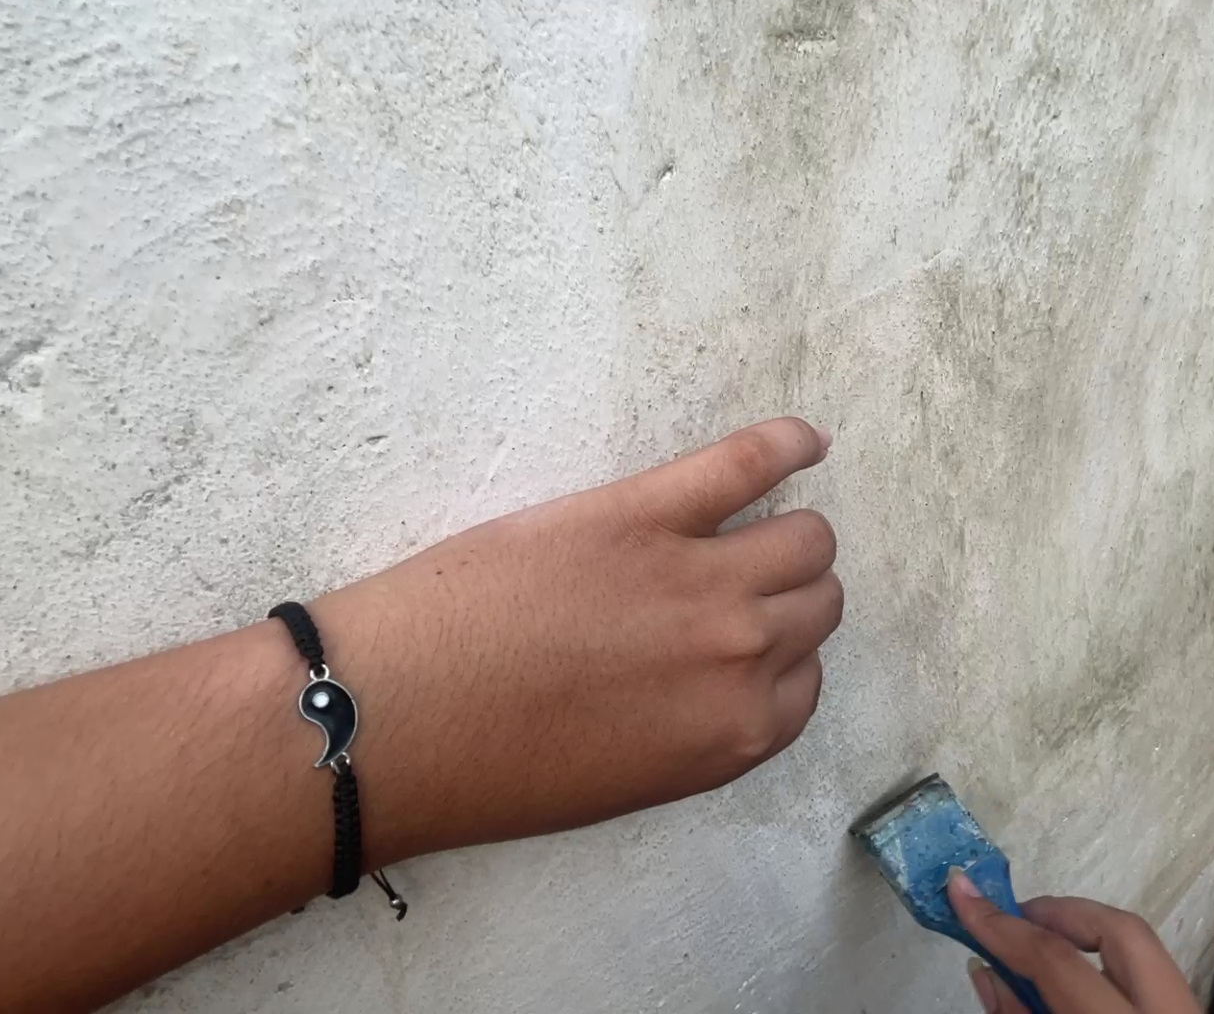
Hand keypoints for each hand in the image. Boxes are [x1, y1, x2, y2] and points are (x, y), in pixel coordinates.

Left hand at [319, 417, 841, 865]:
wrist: (397, 716)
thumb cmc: (500, 762)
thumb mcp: (631, 775)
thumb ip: (702, 725)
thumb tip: (728, 675)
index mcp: (738, 731)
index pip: (808, 674)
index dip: (779, 655)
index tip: (748, 641)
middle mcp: (742, 654)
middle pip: (817, 600)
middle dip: (788, 596)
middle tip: (735, 587)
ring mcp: (699, 576)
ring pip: (805, 536)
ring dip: (789, 535)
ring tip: (749, 526)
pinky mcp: (644, 511)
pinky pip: (747, 464)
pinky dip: (785, 444)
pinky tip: (802, 439)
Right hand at [947, 872, 1200, 1013]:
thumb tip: (988, 969)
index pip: (1057, 959)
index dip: (1001, 924)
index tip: (959, 893)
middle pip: (1123, 930)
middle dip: (1060, 911)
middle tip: (1013, 920)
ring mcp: (1193, 1013)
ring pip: (1141, 947)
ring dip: (1083, 936)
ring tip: (1039, 951)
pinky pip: (1150, 977)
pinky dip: (1108, 966)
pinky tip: (1079, 985)